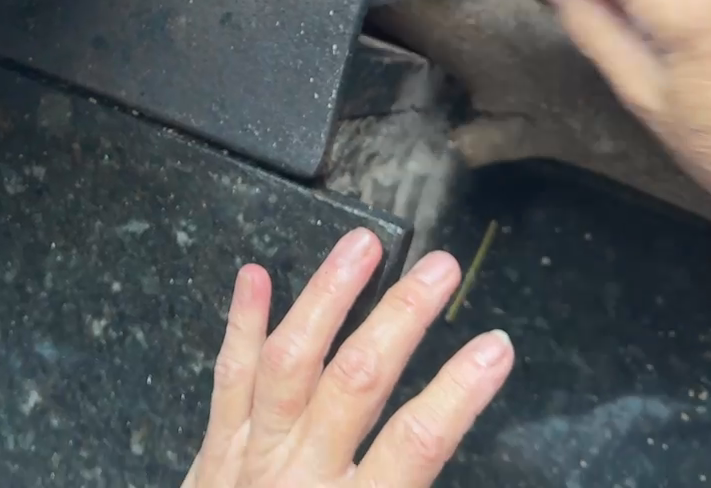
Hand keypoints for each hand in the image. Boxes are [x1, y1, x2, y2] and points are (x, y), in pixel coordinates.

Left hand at [185, 229, 512, 486]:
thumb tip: (436, 444)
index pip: (416, 444)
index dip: (457, 392)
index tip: (496, 344)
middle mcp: (301, 474)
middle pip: (356, 383)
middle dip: (400, 319)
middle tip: (437, 268)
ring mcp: (250, 451)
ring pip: (291, 360)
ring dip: (327, 297)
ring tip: (360, 245)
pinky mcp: (215, 443)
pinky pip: (228, 375)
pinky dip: (242, 323)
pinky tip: (255, 273)